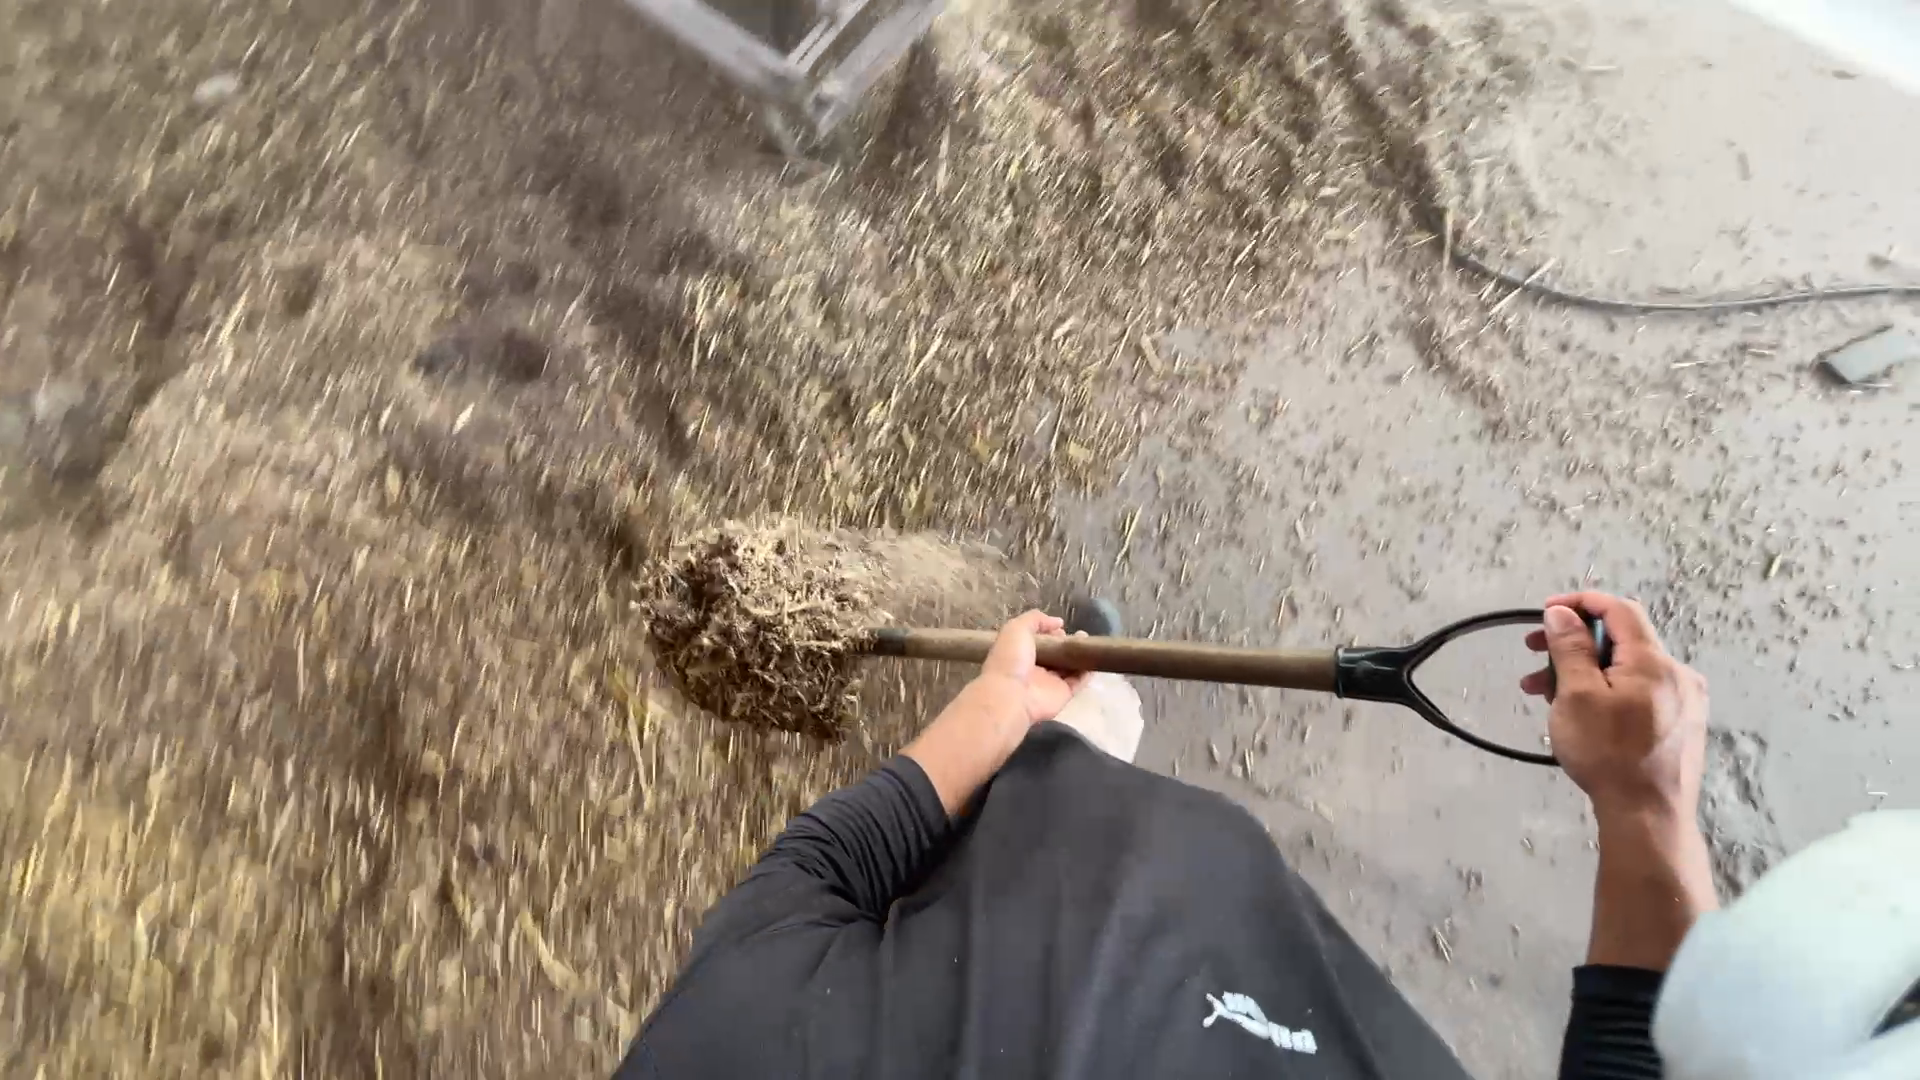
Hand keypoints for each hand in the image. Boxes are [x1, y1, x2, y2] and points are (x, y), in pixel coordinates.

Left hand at [903, 610, 1090, 815]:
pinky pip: (1078, 682)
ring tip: (1088, 643)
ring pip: (1068, 667)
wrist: (1011, 695)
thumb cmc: (1010, 659)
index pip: (1038, 641)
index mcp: (1020, 652)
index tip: (1060, 627)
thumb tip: (1058, 622)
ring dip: (1079, 656)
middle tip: (1080, 635)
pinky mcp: (1062, 694)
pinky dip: (1087, 672)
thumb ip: (1035, 619)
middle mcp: (1034, 668)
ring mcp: (1049, 682)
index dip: (1049, 633)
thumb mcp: (1016, 628)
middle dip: (1067, 644)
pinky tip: (1095, 660)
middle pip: (1055, 655)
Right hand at [1521, 591, 1718, 968]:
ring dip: (1578, 667)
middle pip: (1620, 639)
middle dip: (1571, 640)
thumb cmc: (1606, 750)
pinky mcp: (1677, 721)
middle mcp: (1677, 675)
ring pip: (1622, 666)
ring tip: (1540, 689)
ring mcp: (1682, 700)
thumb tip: (1562, 612)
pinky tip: (1573, 707)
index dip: (1580, 602)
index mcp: (1655, 663)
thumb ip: (1570, 647)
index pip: (1620, 610)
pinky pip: (1634, 688)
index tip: (1544, 611)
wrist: (1646, 812)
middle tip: (1532, 650)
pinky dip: (1599, 687)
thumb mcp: (1576, 693)